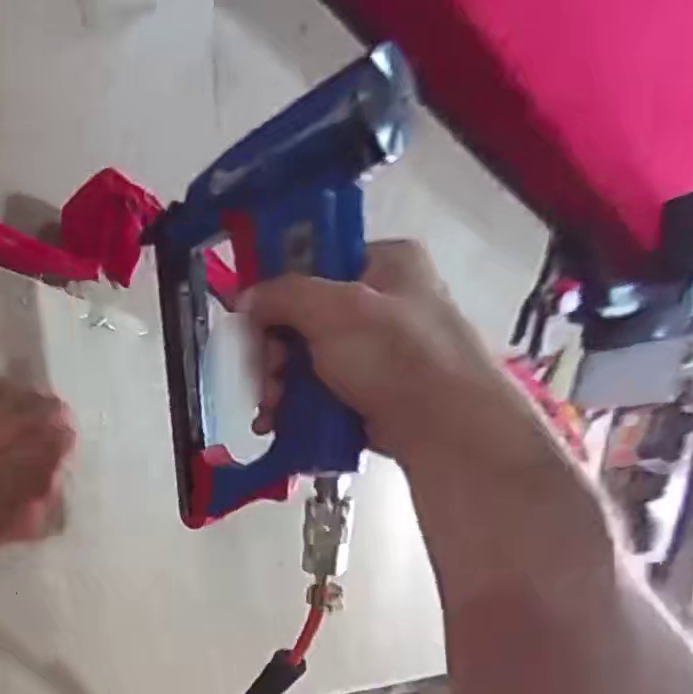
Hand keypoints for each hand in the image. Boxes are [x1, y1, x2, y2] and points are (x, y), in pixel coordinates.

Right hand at [245, 240, 546, 472]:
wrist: (447, 431)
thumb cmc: (402, 361)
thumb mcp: (339, 312)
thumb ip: (286, 296)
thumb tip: (246, 298)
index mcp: (384, 262)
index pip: (309, 264)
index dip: (274, 294)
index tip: (253, 325)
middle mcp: (376, 299)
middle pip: (294, 318)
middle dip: (271, 354)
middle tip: (268, 377)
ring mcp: (368, 345)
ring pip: (296, 357)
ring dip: (274, 384)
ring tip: (271, 408)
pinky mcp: (360, 384)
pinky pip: (308, 386)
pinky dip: (288, 404)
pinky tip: (276, 420)